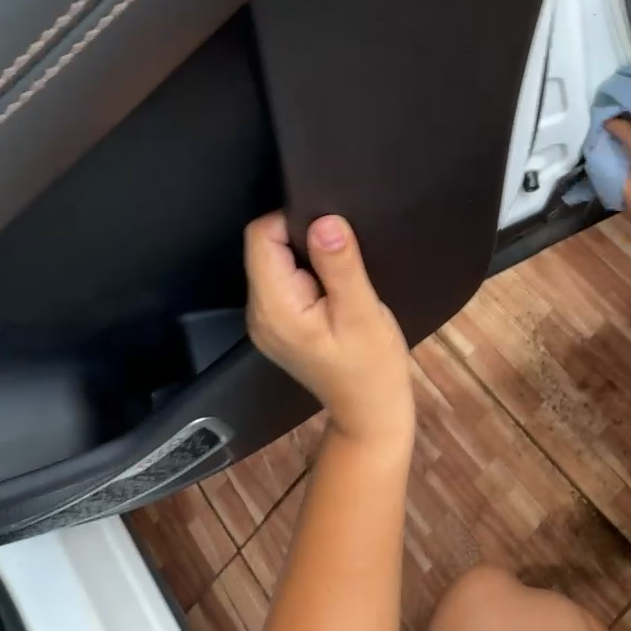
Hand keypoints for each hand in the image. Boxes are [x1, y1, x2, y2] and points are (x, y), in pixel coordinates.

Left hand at [244, 211, 413, 447]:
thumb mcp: (363, 312)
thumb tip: (324, 220)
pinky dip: (306, 273)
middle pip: (264, 248)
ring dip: (306, 256)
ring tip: (341, 272)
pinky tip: (334, 289)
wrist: (370, 410)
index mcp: (275, 307)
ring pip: (273, 262)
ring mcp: (265, 321)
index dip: (293, 221)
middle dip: (301, 238)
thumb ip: (341, 266)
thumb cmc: (372, 363)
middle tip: (343, 253)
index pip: (261, 237)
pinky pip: (283, 280)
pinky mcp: (278, 324)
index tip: (332, 232)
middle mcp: (258, 312)